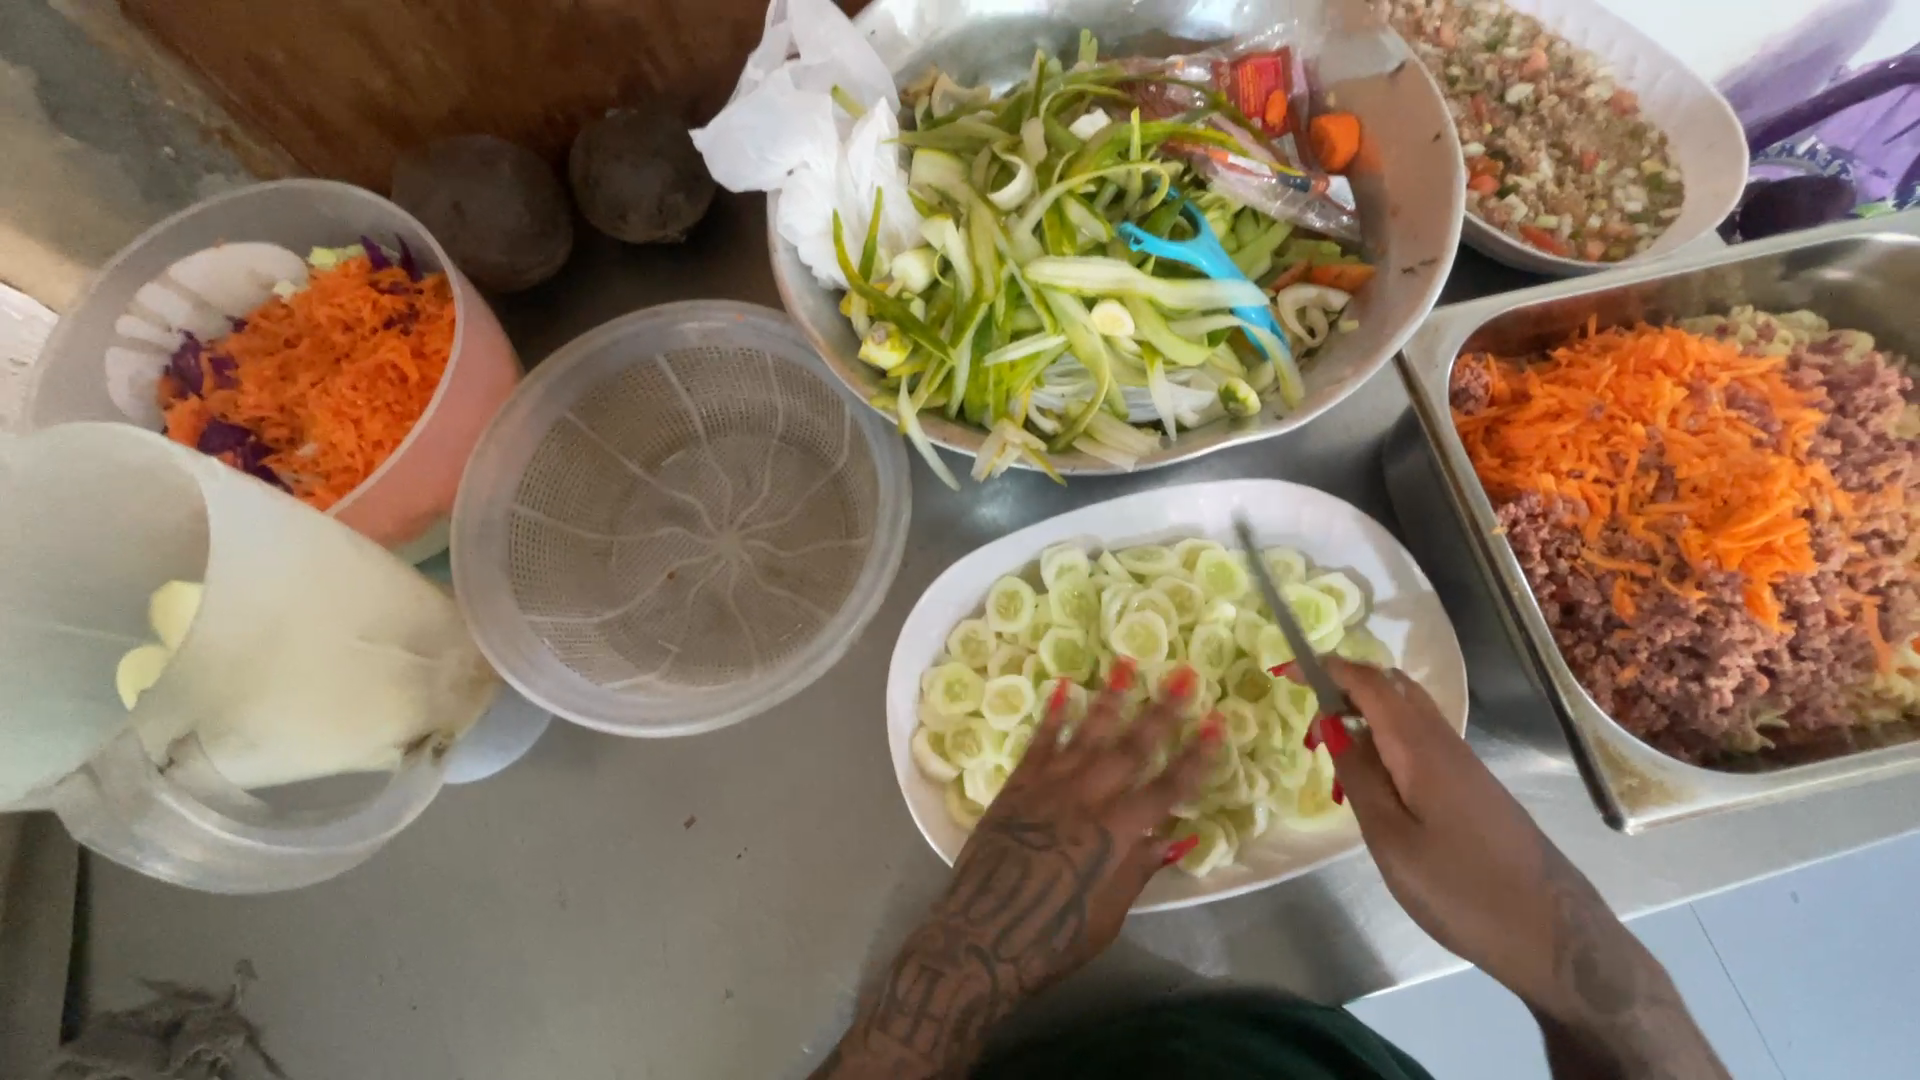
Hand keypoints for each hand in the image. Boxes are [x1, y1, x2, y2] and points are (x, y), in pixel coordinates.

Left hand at [814, 662, 1221, 1079]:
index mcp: (1115, 836)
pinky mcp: (1016, 786)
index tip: (1217, 725)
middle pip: (1130, 750)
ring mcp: (1047, 788)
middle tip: (1181, 675)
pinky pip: (1038, 744)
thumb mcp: (1106, 915)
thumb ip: (1137, 870)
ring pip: (1085, 736)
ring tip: (1125, 663)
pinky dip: (1052, 715)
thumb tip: (1175, 838)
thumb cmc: (1052, 939)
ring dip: (1109, 699)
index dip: (1194, 758)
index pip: (1166, 790)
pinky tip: (1062, 688)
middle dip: (1160, 712)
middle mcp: (1085, 801)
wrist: (980, 936)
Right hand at [1322, 659, 1728, 1079]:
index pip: (1370, 683)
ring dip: (1366, 708)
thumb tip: (1331, 723)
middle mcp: (1444, 742)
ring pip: (1409, 710)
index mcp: (1420, 747)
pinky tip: (1372, 771)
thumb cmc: (1461, 889)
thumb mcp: (1390, 839)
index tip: (1286, 670)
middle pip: (1393, 686)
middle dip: (1346, 682)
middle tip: (1306, 709)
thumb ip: (1358, 776)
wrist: (1555, 936)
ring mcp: (1463, 763)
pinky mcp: (1471, 785)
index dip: (1328, 668)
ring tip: (1331, 740)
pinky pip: (1420, 736)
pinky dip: (1386, 733)